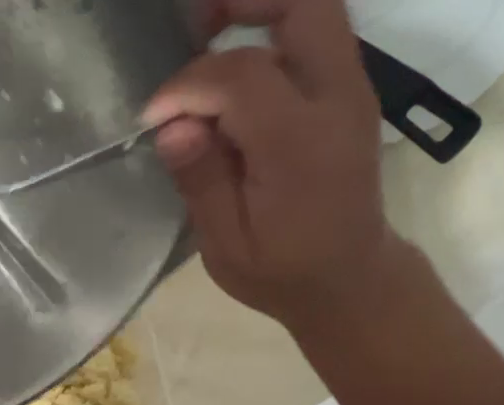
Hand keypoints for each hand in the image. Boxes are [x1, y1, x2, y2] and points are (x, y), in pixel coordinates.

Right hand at [143, 0, 418, 328]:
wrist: (348, 278)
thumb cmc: (280, 271)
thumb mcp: (227, 245)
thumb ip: (202, 181)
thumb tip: (172, 127)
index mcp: (299, 145)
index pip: (241, 75)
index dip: (187, 85)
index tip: (152, 117)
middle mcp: (337, 100)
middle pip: (303, 6)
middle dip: (243, 1)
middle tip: (191, 22)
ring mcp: (351, 89)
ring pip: (315, 10)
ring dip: (261, 8)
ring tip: (206, 28)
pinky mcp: (348, 91)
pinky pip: (315, 35)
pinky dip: (272, 29)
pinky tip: (232, 61)